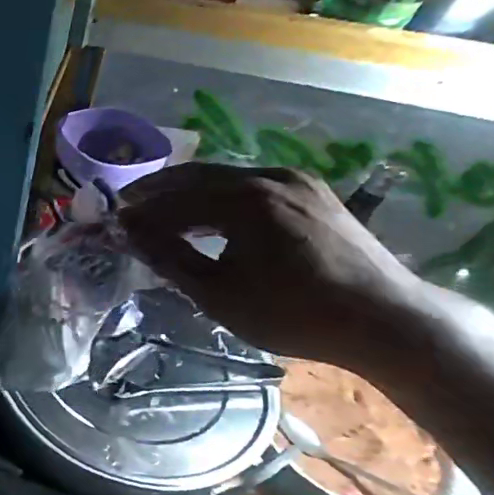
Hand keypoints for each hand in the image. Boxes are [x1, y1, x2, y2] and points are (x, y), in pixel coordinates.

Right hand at [118, 164, 436, 371]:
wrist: (382, 319)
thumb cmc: (293, 313)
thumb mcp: (220, 294)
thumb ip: (171, 259)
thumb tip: (131, 236)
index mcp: (244, 197)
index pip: (174, 200)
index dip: (139, 214)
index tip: (111, 224)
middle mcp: (269, 176)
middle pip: (198, 177)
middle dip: (159, 194)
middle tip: (128, 210)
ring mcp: (296, 181)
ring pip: (227, 179)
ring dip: (190, 196)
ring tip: (162, 216)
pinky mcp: (313, 193)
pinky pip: (253, 187)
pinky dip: (222, 199)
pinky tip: (212, 219)